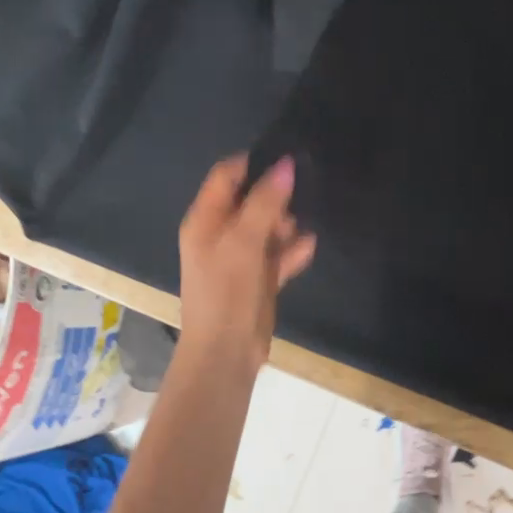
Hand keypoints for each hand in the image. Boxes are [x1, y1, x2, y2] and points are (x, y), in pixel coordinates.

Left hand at [176, 155, 316, 369]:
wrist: (226, 353)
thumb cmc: (227, 291)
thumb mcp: (244, 241)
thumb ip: (266, 202)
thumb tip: (286, 165)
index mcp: (204, 220)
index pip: (226, 176)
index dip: (253, 164)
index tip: (287, 159)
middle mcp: (219, 234)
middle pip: (250, 200)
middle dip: (275, 196)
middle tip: (302, 194)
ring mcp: (238, 258)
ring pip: (266, 227)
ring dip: (286, 224)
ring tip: (302, 225)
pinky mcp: (257, 279)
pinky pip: (277, 255)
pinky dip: (291, 250)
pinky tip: (308, 247)